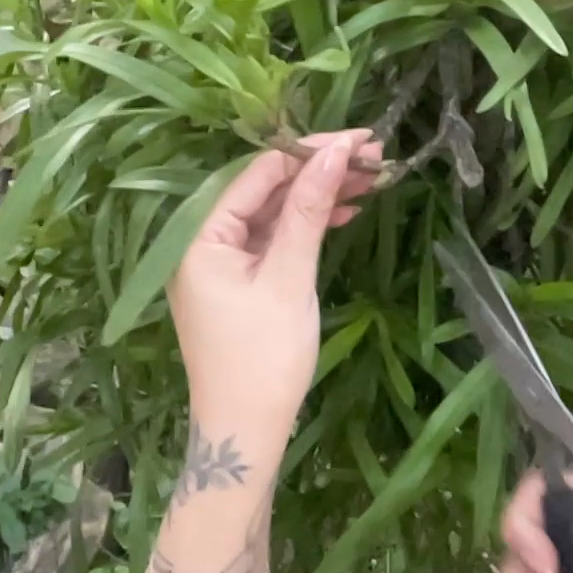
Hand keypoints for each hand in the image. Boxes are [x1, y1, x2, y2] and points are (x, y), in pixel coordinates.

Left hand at [169, 131, 381, 440]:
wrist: (246, 433)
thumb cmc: (265, 357)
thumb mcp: (289, 278)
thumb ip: (308, 211)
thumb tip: (334, 151)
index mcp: (200, 237)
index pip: (257, 174)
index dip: (307, 151)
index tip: (358, 139)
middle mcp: (202, 244)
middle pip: (263, 192)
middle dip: (316, 173)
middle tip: (372, 156)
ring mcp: (219, 266)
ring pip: (271, 217)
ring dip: (315, 199)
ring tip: (368, 181)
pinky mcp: (237, 286)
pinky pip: (271, 244)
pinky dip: (303, 231)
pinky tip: (341, 214)